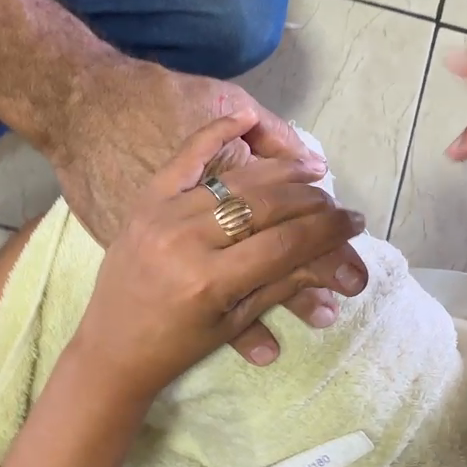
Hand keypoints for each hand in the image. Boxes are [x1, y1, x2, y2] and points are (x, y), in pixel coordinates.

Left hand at [69, 110, 366, 398]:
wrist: (110, 348)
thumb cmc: (176, 347)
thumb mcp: (233, 323)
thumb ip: (283, 284)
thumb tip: (336, 260)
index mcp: (211, 281)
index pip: (287, 243)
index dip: (329, 230)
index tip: (355, 222)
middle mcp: (187, 240)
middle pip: (267, 206)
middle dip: (313, 201)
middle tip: (337, 203)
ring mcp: (162, 214)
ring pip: (236, 180)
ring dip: (281, 170)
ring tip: (313, 170)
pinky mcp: (146, 199)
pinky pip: (186, 157)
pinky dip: (216, 133)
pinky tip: (247, 118)